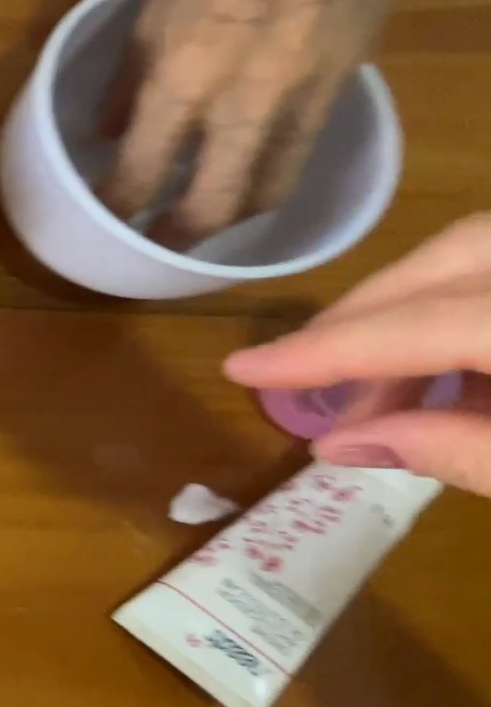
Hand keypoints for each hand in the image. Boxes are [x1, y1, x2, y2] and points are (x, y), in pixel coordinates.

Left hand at [101, 0, 418, 246]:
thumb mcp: (148, 22)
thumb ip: (123, 90)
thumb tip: (102, 142)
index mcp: (183, 84)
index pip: (139, 177)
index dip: (116, 211)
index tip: (101, 224)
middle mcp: (245, 103)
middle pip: (214, 205)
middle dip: (179, 238)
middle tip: (155, 248)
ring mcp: (303, 95)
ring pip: (270, 187)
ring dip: (232, 218)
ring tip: (201, 226)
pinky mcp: (344, 81)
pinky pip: (304, 150)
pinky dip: (271, 177)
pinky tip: (248, 179)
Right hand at [224, 214, 490, 494]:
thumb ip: (463, 454)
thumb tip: (344, 443)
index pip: (420, 325)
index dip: (323, 351)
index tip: (238, 371)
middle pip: (454, 256)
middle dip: (363, 312)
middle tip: (307, 372)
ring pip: (480, 252)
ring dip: (414, 311)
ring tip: (386, 389)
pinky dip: (469, 310)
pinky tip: (462, 372)